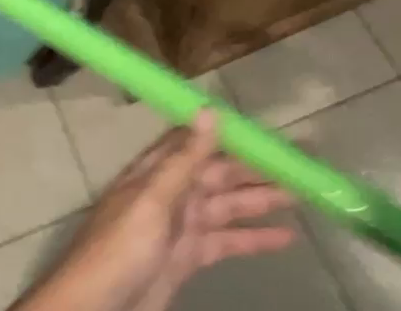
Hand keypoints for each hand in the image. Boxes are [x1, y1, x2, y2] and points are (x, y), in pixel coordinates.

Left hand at [17, 111, 295, 310]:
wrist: (98, 305)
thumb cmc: (121, 246)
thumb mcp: (153, 199)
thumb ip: (184, 159)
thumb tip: (209, 109)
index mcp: (157, 171)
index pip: (197, 141)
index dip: (229, 134)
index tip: (265, 130)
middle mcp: (170, 192)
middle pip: (217, 174)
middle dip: (254, 169)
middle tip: (298, 165)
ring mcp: (179, 226)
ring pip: (227, 207)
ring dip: (261, 201)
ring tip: (301, 196)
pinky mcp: (188, 258)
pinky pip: (226, 242)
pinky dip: (254, 239)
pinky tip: (286, 238)